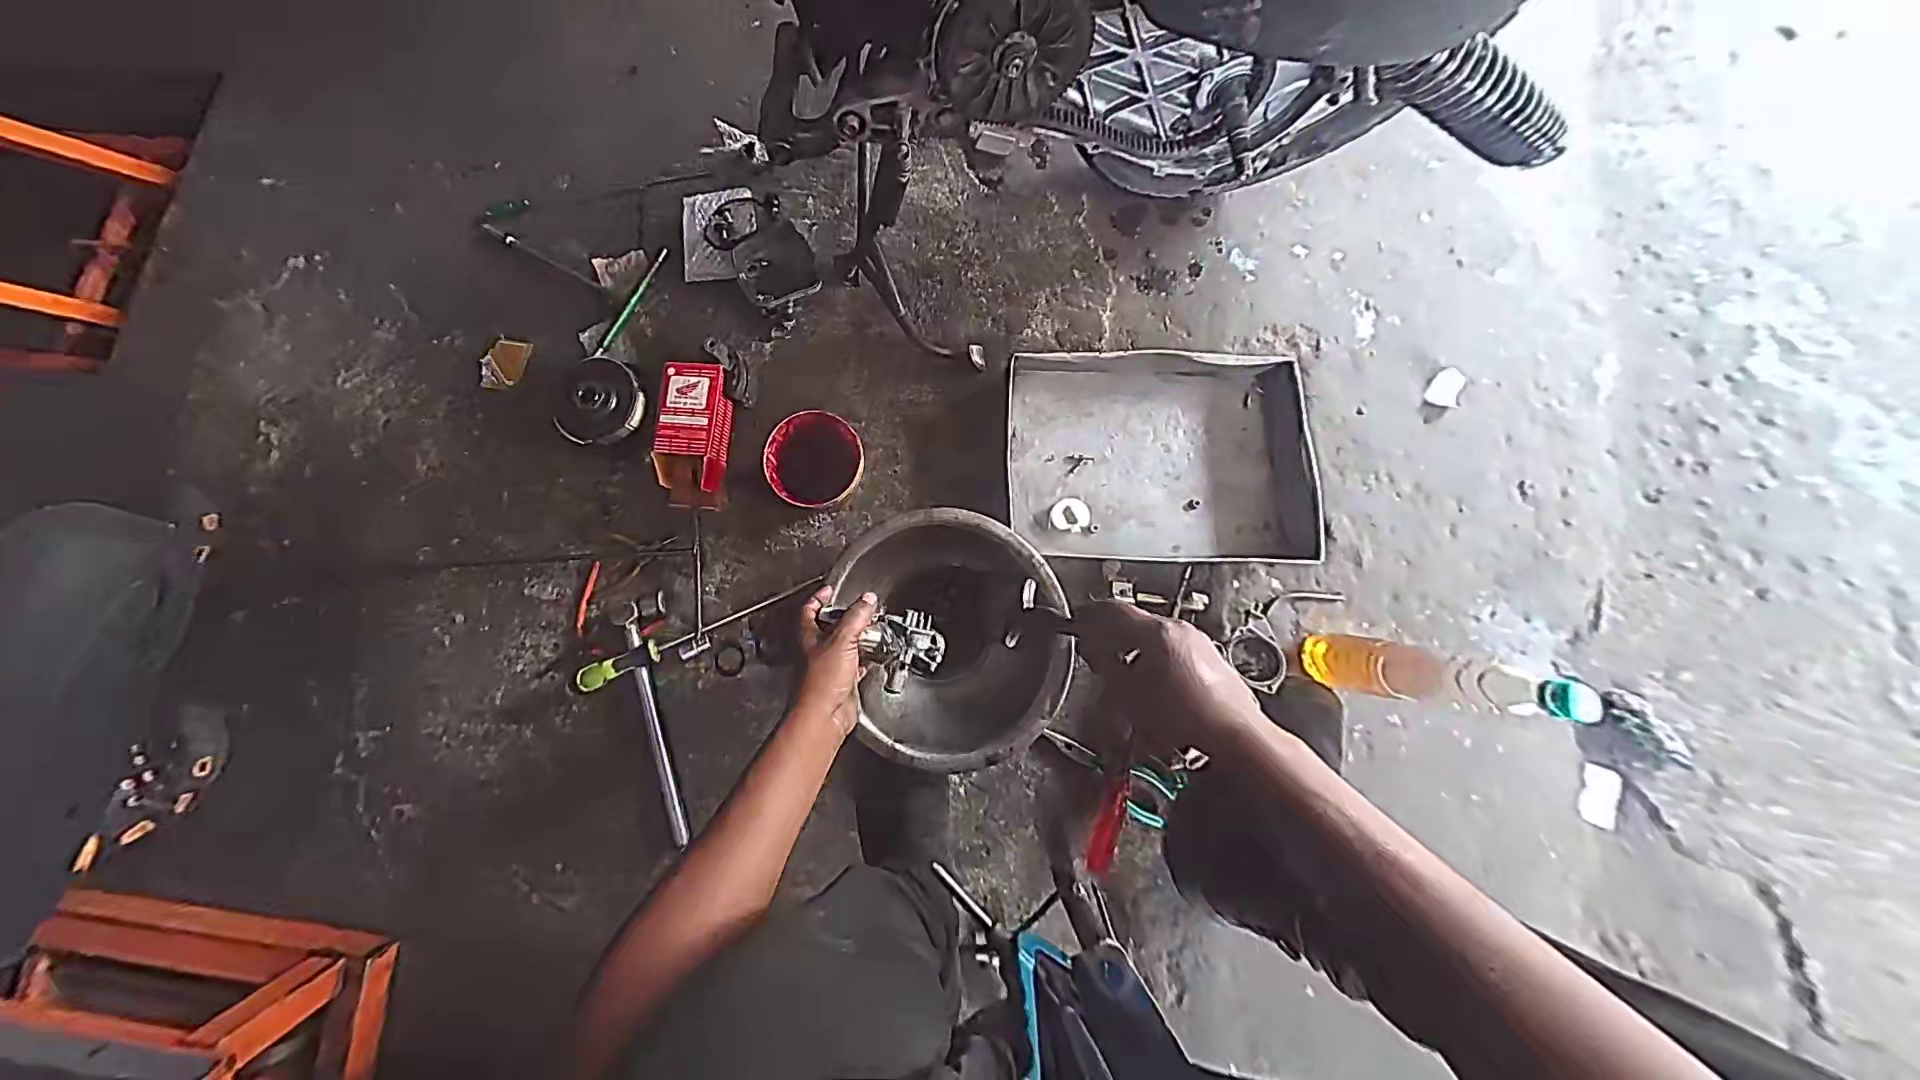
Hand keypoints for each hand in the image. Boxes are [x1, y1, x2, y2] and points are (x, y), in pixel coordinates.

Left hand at [795, 586, 877, 737]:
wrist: (823, 716)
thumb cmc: (820, 683)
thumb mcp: (842, 640)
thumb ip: (856, 618)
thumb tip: (867, 600)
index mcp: (809, 636)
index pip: (810, 610)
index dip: (819, 598)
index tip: (830, 591)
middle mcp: (817, 650)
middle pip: (830, 627)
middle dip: (845, 617)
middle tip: (860, 610)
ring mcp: (829, 666)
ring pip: (844, 645)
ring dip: (858, 637)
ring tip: (871, 630)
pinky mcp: (842, 681)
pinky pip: (855, 664)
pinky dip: (865, 659)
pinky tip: (873, 657)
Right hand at [1073, 601, 1269, 755]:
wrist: (1234, 736)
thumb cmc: (1187, 718)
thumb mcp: (1128, 694)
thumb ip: (1107, 666)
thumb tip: (1098, 653)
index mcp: (1158, 632)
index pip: (1114, 610)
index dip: (1091, 614)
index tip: (1080, 619)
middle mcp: (1180, 630)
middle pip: (1136, 623)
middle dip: (1112, 636)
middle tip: (1097, 651)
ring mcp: (1199, 644)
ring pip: (1156, 638)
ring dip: (1135, 651)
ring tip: (1125, 675)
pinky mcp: (1211, 661)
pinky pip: (1175, 651)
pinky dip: (1157, 661)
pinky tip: (1153, 686)